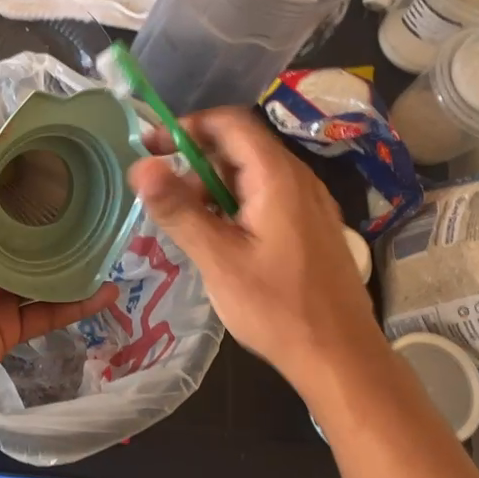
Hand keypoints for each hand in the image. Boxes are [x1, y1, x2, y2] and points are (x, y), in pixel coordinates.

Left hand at [0, 125, 118, 416]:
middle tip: (96, 190)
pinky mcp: (10, 327)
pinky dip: (78, 303)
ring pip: (41, 270)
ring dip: (72, 257)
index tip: (57, 148)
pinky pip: (49, 311)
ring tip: (110, 236)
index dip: (18, 171)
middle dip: (53, 214)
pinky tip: (108, 288)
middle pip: (21, 231)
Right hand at [127, 107, 386, 395]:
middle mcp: (298, 180)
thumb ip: (179, 211)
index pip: (229, 123)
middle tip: (161, 196)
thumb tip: (140, 167)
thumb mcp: (218, 260)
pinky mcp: (311, 228)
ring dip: (212, 188)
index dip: (186, 127)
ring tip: (184, 224)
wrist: (338, 354)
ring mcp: (309, 205)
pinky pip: (266, 199)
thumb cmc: (276, 308)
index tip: (150, 148)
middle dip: (194, 162)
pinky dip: (234, 206)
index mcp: (277, 178)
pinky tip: (218, 240)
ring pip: (252, 176)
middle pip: (240, 148)